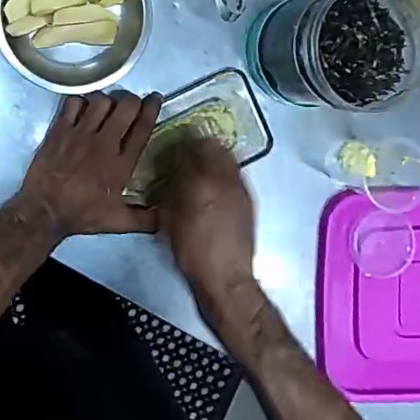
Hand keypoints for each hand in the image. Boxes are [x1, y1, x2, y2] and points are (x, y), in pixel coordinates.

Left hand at [13, 91, 162, 237]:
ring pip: (101, 101)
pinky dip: (81, 102)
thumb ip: (146, 220)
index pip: (143, 127)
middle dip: (132, 101)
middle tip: (130, 105)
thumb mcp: (119, 222)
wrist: (44, 211)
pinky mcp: (60, 130)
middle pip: (126, 106)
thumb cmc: (82, 214)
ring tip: (106, 108)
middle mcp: (104, 142)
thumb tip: (168, 219)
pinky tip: (81, 110)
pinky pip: (74, 103)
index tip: (155, 98)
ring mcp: (80, 133)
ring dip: (107, 101)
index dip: (152, 108)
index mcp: (122, 163)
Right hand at [156, 138, 256, 308]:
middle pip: (212, 147)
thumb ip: (170, 193)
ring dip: (215, 153)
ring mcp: (239, 187)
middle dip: (199, 144)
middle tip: (190, 147)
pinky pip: (236, 172)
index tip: (174, 144)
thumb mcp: (171, 222)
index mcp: (198, 184)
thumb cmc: (193, 253)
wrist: (227, 276)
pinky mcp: (248, 198)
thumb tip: (170, 176)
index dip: (180, 144)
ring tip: (204, 159)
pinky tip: (217, 179)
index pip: (189, 150)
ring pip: (227, 157)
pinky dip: (225, 168)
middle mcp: (222, 179)